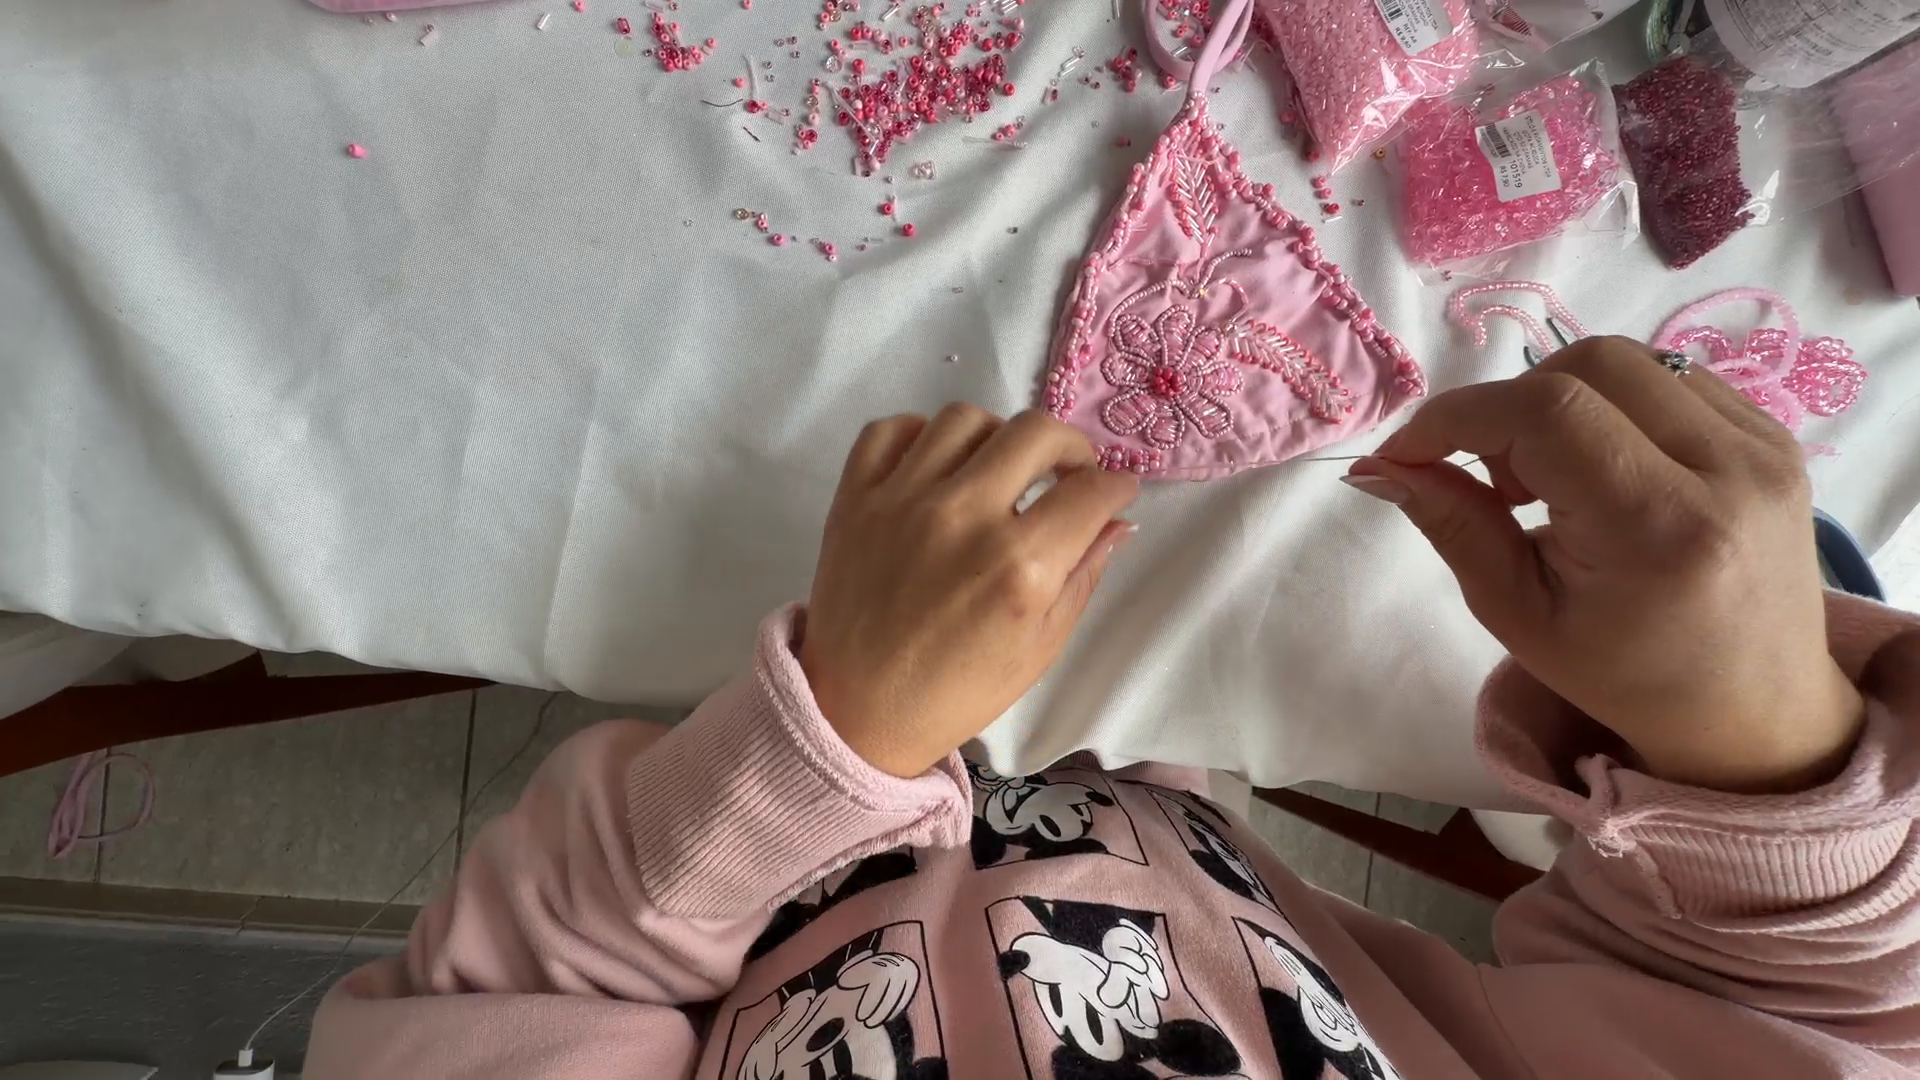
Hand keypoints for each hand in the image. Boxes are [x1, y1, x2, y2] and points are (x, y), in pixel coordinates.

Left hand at [801, 405, 1139, 776]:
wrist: (858, 710)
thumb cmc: (958, 690)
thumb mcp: (1040, 647)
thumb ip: (1084, 575)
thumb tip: (1116, 520)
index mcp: (1019, 567)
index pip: (1090, 492)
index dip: (1116, 487)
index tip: (1114, 492)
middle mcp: (963, 518)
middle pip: (1035, 432)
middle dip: (1070, 447)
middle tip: (1067, 473)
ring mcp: (901, 500)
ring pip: (966, 418)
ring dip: (997, 438)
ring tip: (999, 471)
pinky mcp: (854, 497)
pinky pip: (892, 428)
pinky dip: (921, 436)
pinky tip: (937, 469)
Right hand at [1348, 336, 1864, 792]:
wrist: (1751, 703)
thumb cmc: (1617, 670)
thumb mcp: (1510, 608)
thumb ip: (1447, 522)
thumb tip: (1375, 468)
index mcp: (1659, 526)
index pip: (1543, 412)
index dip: (1453, 417)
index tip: (1402, 456)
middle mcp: (1729, 467)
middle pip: (1585, 366)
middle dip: (1502, 406)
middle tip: (1486, 476)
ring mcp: (1762, 442)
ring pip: (1621, 361)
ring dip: (1547, 403)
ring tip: (1537, 477)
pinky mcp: (1769, 434)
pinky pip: (1659, 377)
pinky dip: (1593, 408)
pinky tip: (1585, 467)